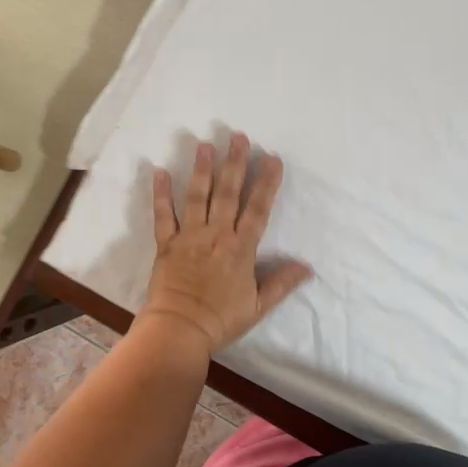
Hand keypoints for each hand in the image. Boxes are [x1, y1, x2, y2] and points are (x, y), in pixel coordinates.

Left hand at [143, 133, 311, 353]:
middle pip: (227, 193)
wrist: (179, 330)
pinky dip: (160, 193)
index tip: (272, 158)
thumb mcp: (258, 305)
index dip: (266, 182)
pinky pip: (163, 215)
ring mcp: (189, 237)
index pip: (258, 209)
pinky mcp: (166, 244)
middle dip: (234, 163)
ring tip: (205, 144)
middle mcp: (216, 235)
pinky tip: (160, 171)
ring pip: (197, 196)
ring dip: (201, 169)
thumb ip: (282, 283)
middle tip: (238, 136)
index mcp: (241, 248)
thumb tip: (308, 267)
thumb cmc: (221, 319)